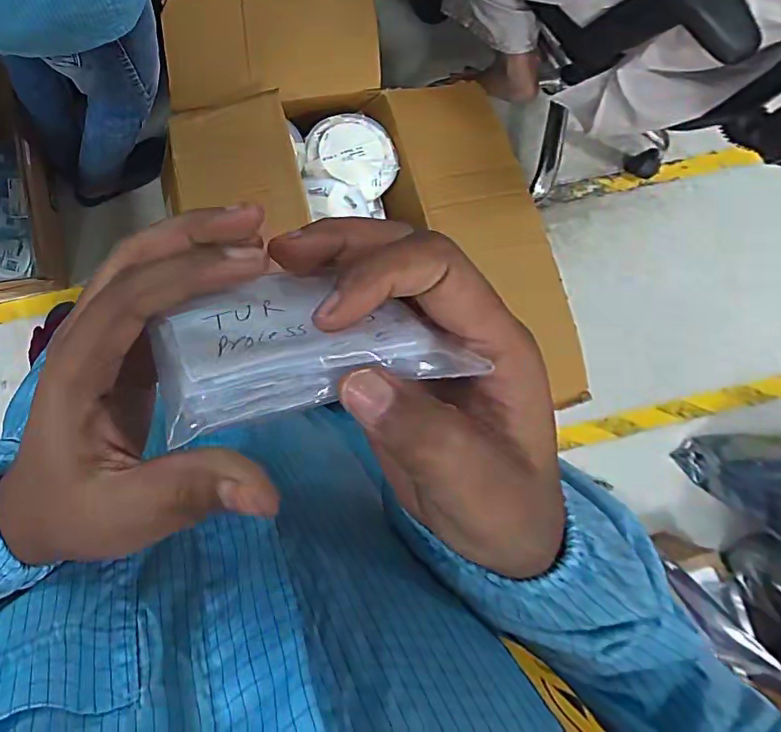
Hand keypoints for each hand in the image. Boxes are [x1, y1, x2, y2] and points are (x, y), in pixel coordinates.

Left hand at [0, 206, 281, 564]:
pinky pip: (152, 292)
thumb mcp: (123, 514)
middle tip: (255, 220)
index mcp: (76, 365)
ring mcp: (98, 332)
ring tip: (249, 230)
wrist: (32, 509)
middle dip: (190, 232)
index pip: (129, 298)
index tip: (249, 262)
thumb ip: (188, 493)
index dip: (187, 273)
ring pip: (138, 265)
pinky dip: (190, 271)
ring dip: (189, 240)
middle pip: (129, 260)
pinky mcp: (118, 342)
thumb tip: (265, 493)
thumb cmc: (70, 509)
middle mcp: (82, 333)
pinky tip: (229, 271)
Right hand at [269, 220, 565, 578]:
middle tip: (284, 254)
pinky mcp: (395, 346)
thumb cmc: (500, 510)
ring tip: (280, 259)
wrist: (497, 537)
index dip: (378, 276)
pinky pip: (359, 298)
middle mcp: (460, 318)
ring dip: (330, 253)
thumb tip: (355, 380)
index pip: (439, 267)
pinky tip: (288, 292)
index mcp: (494, 338)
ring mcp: (427, 329)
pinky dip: (321, 287)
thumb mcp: (471, 485)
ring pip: (381, 260)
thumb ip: (421, 434)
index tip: (328, 318)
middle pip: (407, 246)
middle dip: (346, 242)